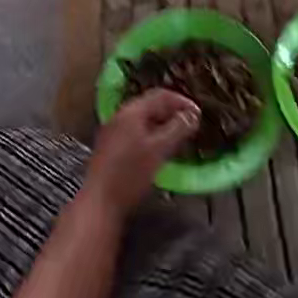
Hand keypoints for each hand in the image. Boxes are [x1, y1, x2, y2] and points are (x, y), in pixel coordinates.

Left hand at [85, 90, 199, 215]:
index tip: (198, 113)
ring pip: (143, 120)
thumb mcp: (159, 149)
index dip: (182, 101)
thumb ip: (178, 129)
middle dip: (172, 112)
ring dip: (162, 124)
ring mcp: (112, 132)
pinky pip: (135, 132)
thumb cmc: (131, 174)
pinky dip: (151, 134)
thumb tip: (193, 114)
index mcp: (131, 112)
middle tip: (190, 124)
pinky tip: (159, 149)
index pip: (161, 95)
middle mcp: (120, 117)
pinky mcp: (110, 148)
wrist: (99, 203)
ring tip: (179, 136)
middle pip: (150, 105)